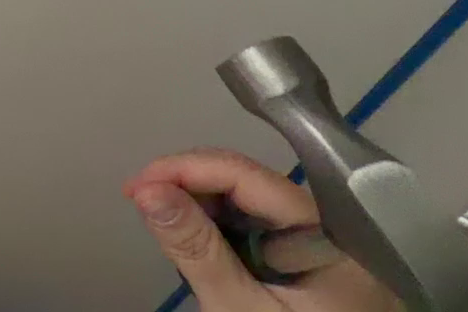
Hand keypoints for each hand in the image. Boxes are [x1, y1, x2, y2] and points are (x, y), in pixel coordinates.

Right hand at [126, 149, 402, 311]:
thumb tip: (144, 188)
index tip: (136, 188)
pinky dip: (215, 223)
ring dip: (196, 202)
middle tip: (141, 202)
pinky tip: (194, 239)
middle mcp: (331, 232)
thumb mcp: (237, 310)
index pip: (247, 176)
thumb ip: (197, 249)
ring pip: (244, 196)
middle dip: (187, 184)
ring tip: (165, 225)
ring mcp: (319, 244)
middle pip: (246, 180)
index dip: (186, 169)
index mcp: (328, 241)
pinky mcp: (304, 257)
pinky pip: (252, 219)